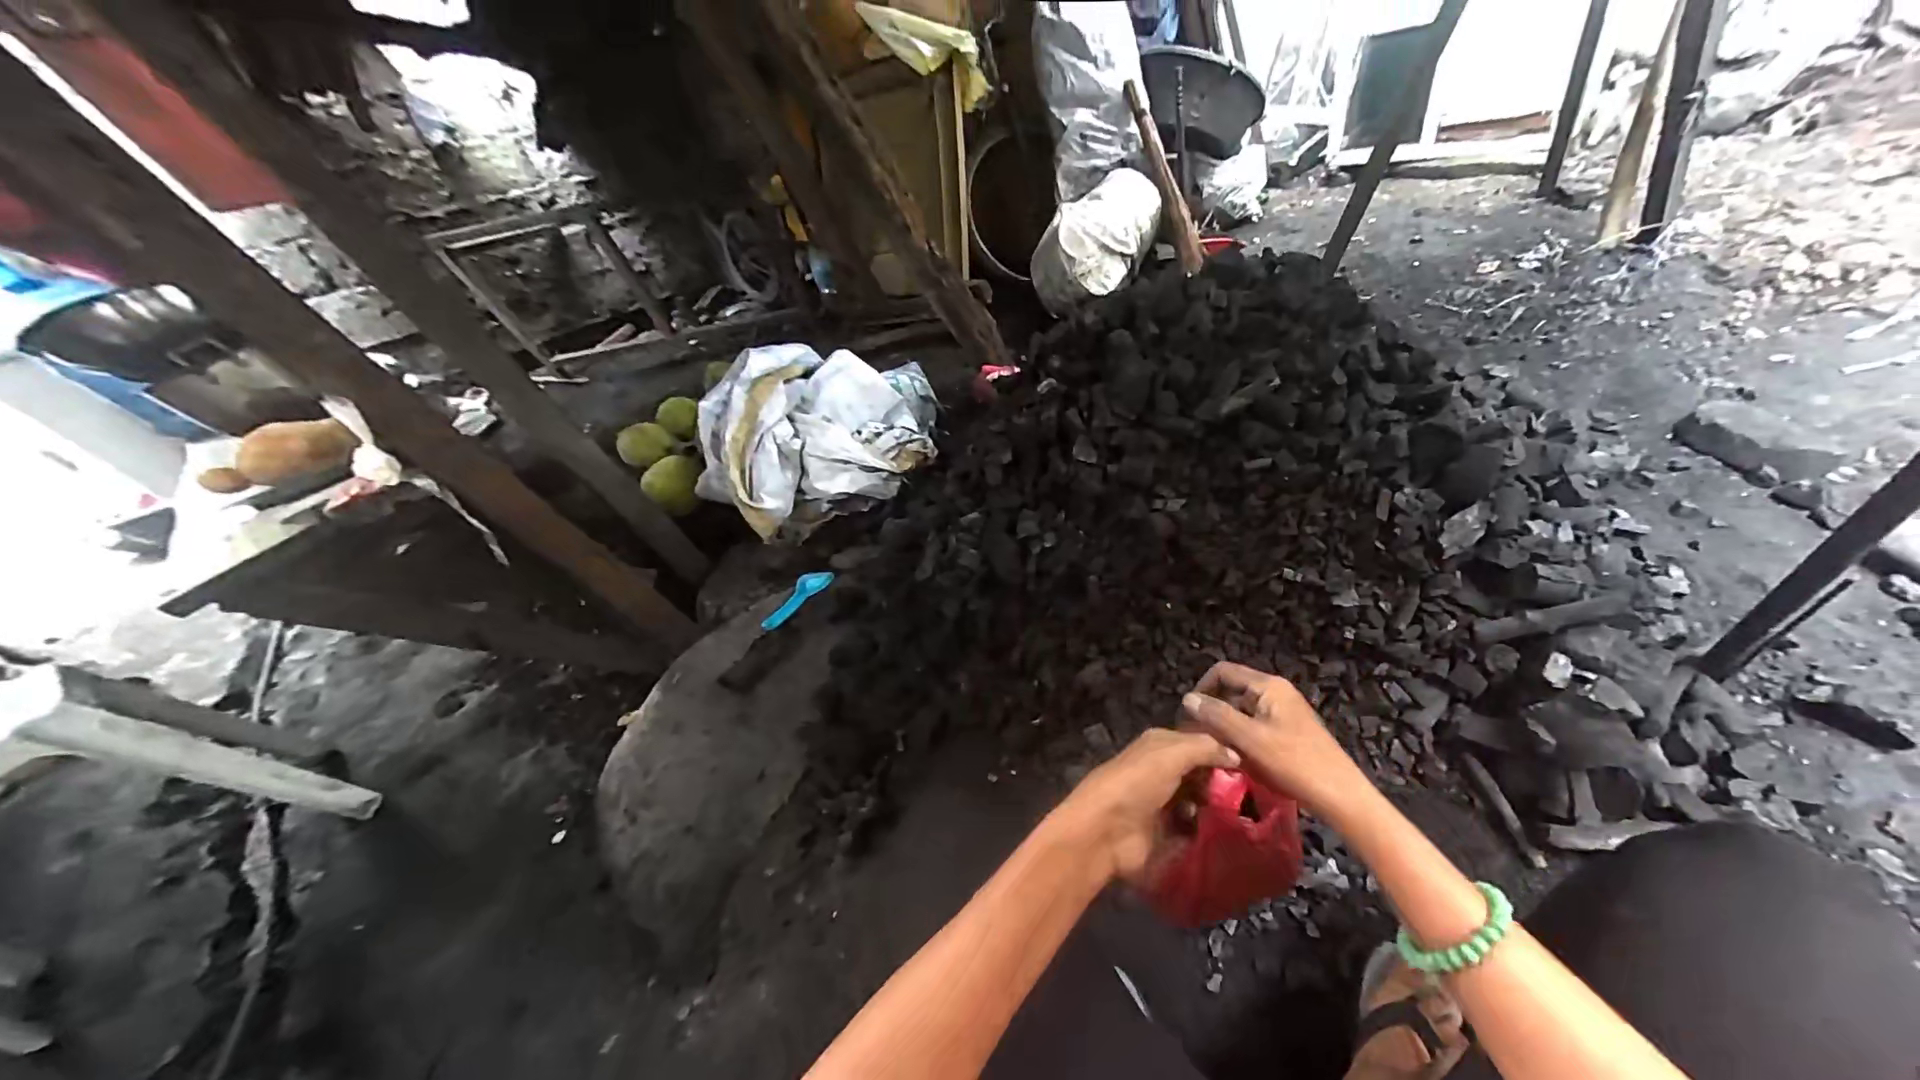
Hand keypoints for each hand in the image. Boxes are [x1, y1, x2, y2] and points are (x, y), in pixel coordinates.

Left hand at [1046, 728, 1238, 884]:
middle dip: (1225, 779)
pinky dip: (1208, 827)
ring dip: (1218, 804)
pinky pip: (1197, 826)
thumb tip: (1236, 754)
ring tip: (1244, 811)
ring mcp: (1165, 801)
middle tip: (1255, 789)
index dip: (1223, 749)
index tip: (1255, 759)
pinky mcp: (1168, 831)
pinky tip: (1225, 830)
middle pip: (1202, 771)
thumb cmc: (1136, 783)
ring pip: (1202, 798)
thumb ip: (1204, 747)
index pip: (1198, 741)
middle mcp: (1162, 769)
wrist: (1105, 831)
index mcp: (1159, 744)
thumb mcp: (1170, 754)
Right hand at [1179, 662, 1372, 824]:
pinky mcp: (1287, 731)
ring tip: (1213, 750)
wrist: (1340, 796)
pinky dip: (1240, 738)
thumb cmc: (1294, 763)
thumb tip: (1187, 698)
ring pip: (1241, 711)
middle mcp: (1275, 692)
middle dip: (1212, 711)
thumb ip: (1216, 715)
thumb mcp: (1249, 738)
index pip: (1222, 672)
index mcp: (1268, 686)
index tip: (1188, 715)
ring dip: (1225, 728)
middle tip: (1197, 737)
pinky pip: (1253, 726)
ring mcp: (1282, 712)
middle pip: (1231, 691)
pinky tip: (1235, 759)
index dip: (1201, 689)